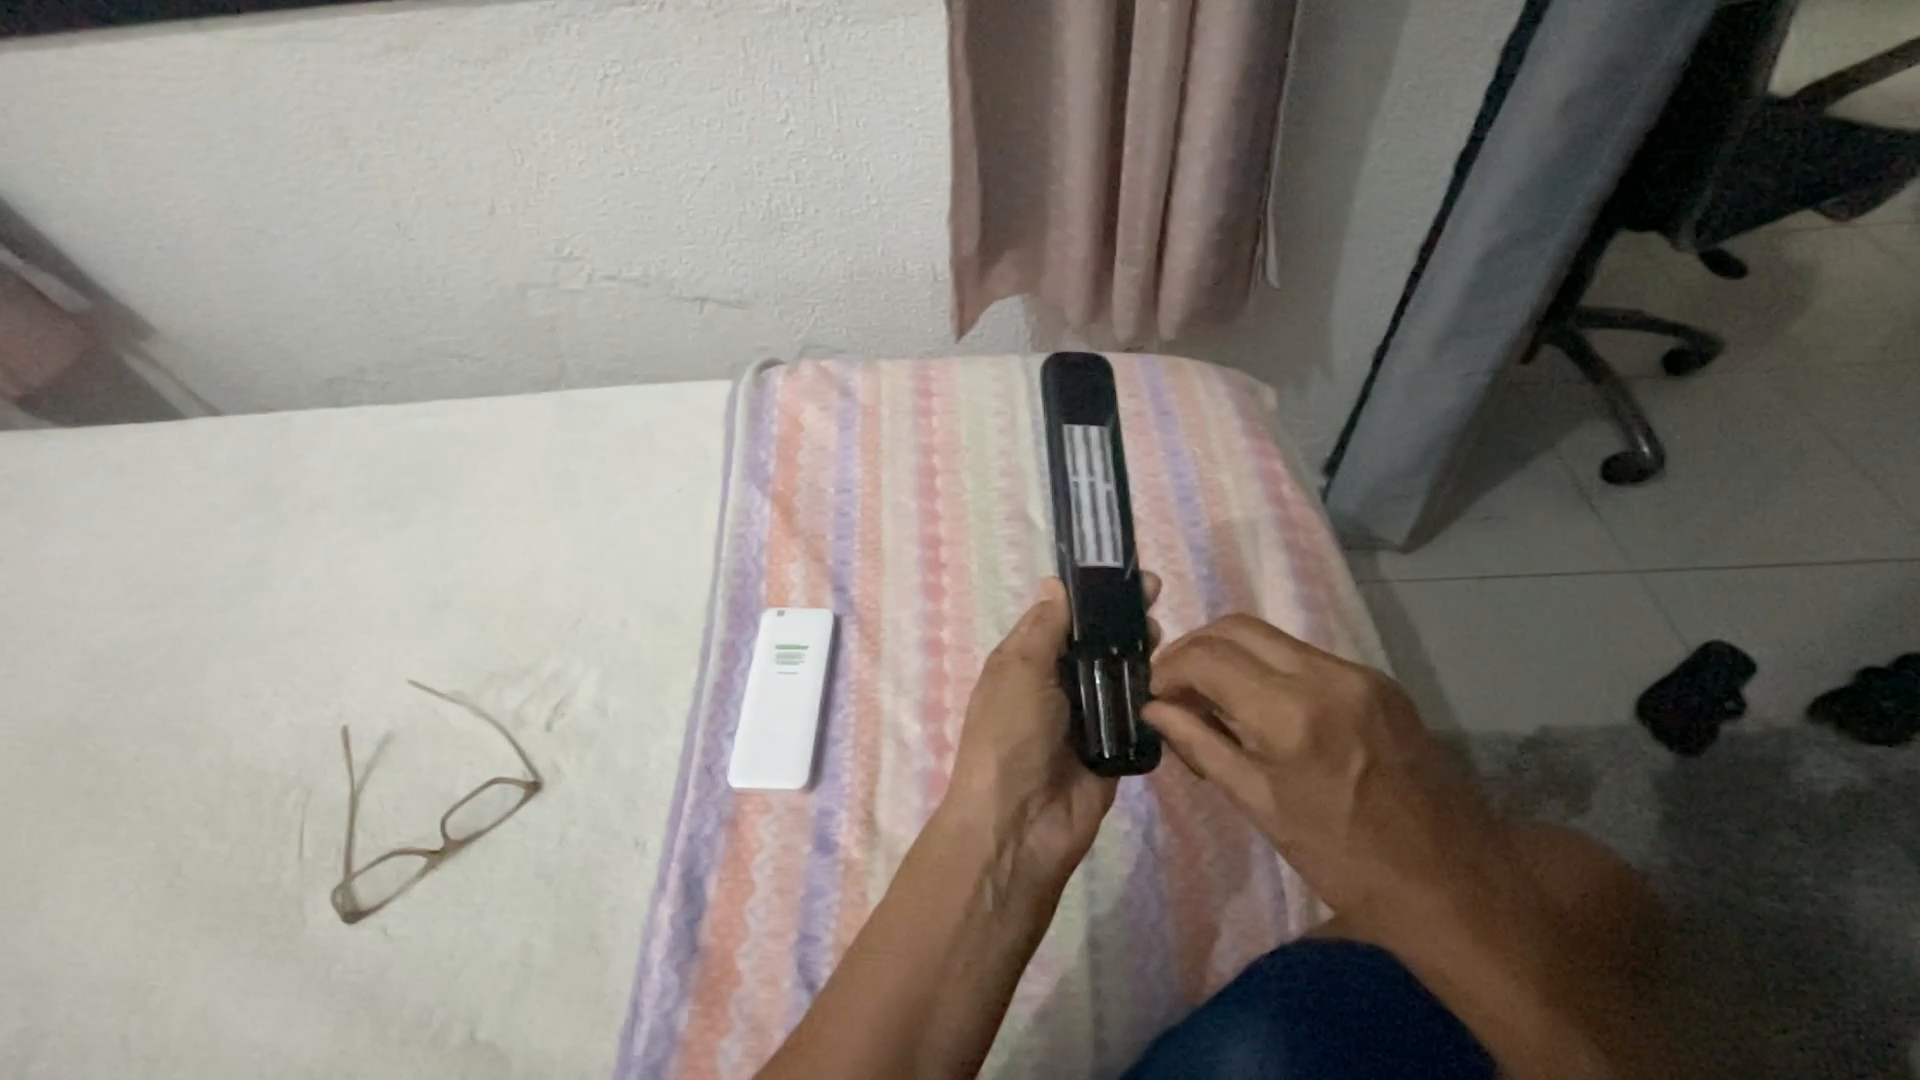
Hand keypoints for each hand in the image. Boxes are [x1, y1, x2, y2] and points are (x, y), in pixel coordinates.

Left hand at [943, 574, 1161, 891]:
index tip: (1127, 574)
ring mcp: (1087, 717)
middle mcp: (1056, 685)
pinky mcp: (1114, 747)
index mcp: (1026, 662)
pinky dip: (1152, 696)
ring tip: (1160, 635)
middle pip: (1096, 644)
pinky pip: (1137, 714)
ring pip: (1120, 675)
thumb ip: (1044, 627)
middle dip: (1123, 621)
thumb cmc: (1010, 735)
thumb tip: (1055, 583)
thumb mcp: (1019, 669)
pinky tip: (1174, 675)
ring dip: (1140, 654)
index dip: (1091, 595)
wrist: (1021, 824)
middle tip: (1155, 602)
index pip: (1062, 617)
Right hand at [1143, 615, 1505, 932]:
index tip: (1152, 696)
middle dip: (1194, 651)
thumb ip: (1201, 745)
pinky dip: (1269, 669)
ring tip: (1211, 699)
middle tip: (1173, 689)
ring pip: (1272, 637)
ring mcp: (1359, 674)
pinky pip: (1306, 657)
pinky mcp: (1381, 683)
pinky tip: (1261, 708)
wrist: (1453, 885)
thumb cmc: (1344, 862)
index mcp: (1291, 714)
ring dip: (1230, 656)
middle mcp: (1326, 676)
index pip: (1206, 657)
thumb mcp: (1260, 807)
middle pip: (1236, 627)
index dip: (1168, 670)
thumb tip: (1154, 709)